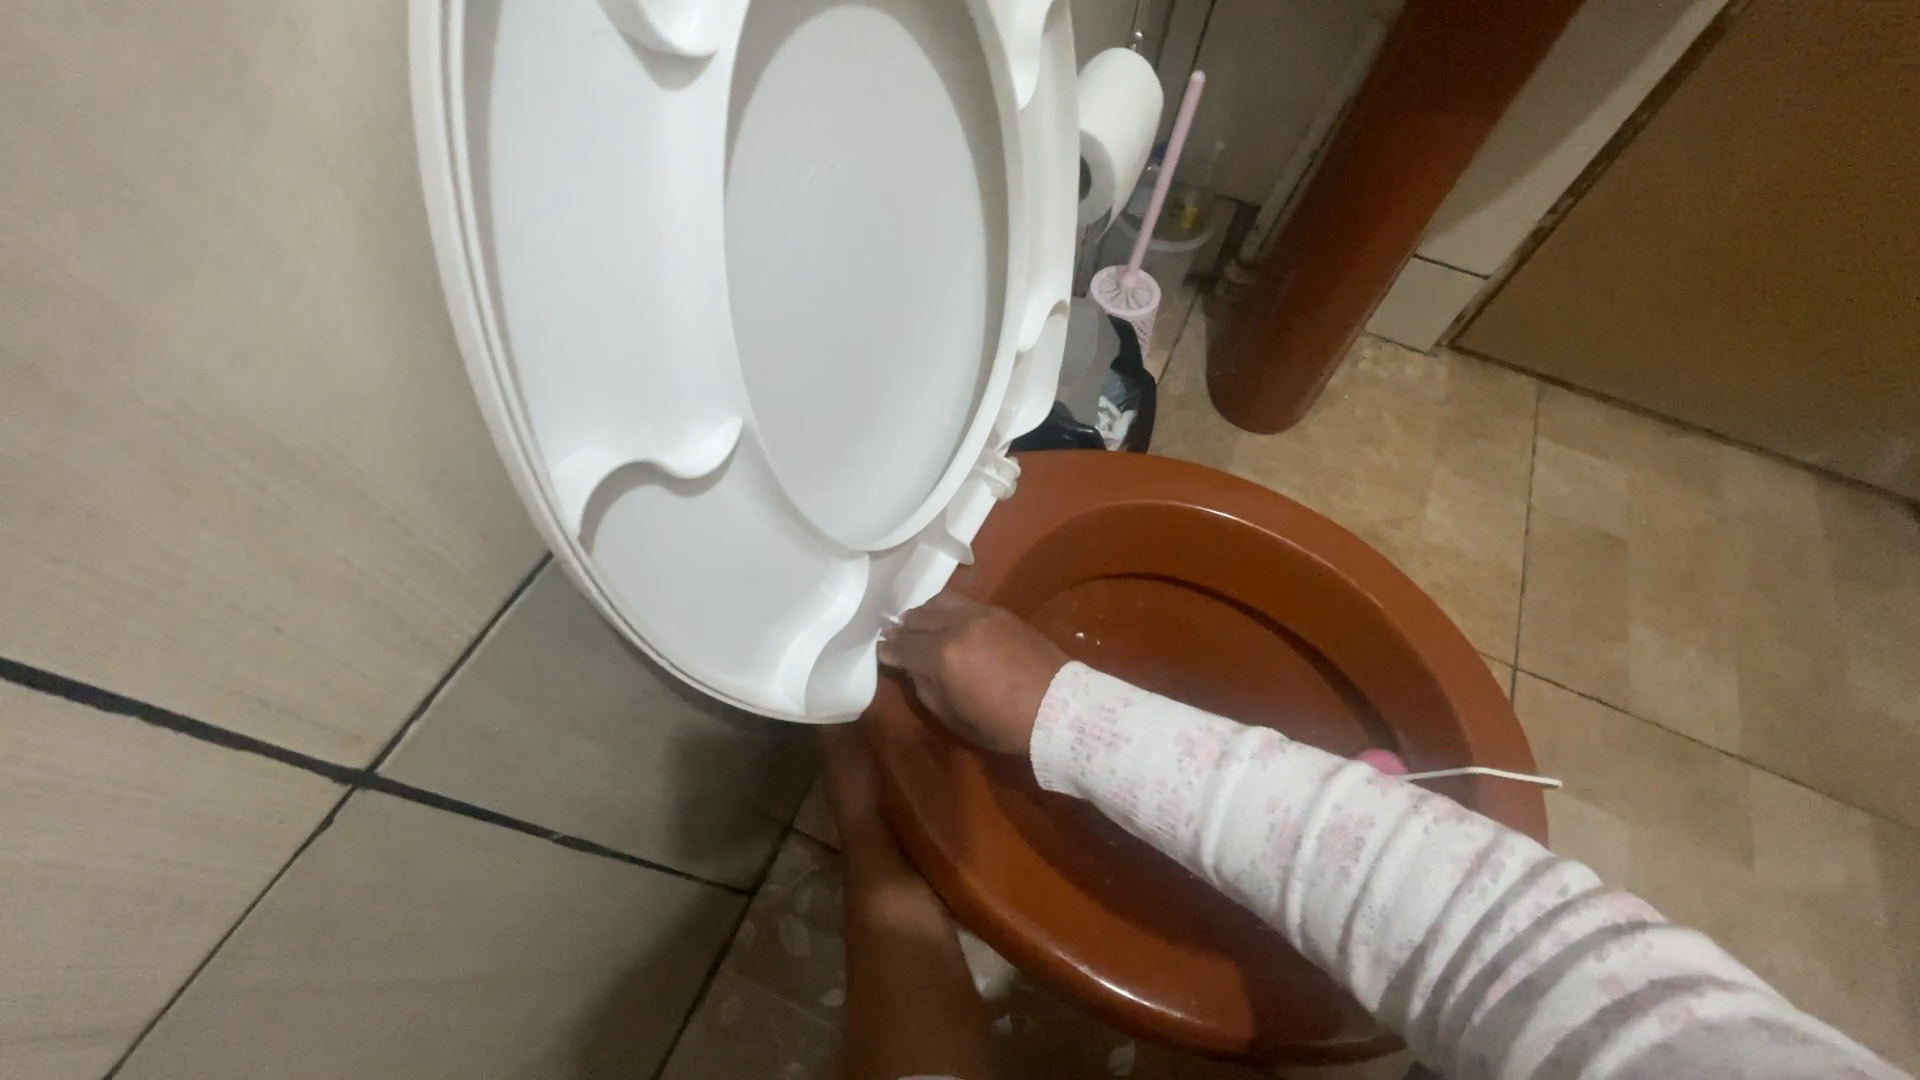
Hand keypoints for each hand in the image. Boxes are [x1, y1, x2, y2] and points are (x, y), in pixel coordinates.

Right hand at [877, 593, 1068, 754]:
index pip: (903, 647)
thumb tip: (912, 668)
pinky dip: (946, 609)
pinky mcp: (998, 610)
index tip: (883, 654)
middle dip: (903, 632)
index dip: (889, 652)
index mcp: (942, 657)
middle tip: (898, 641)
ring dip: (923, 615)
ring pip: (937, 603)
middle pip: (916, 620)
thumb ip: (926, 687)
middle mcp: (956, 626)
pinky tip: (946, 621)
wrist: (1057, 706)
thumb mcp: (954, 716)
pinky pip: (961, 601)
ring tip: (920, 628)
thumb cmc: (1004, 723)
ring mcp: (979, 614)